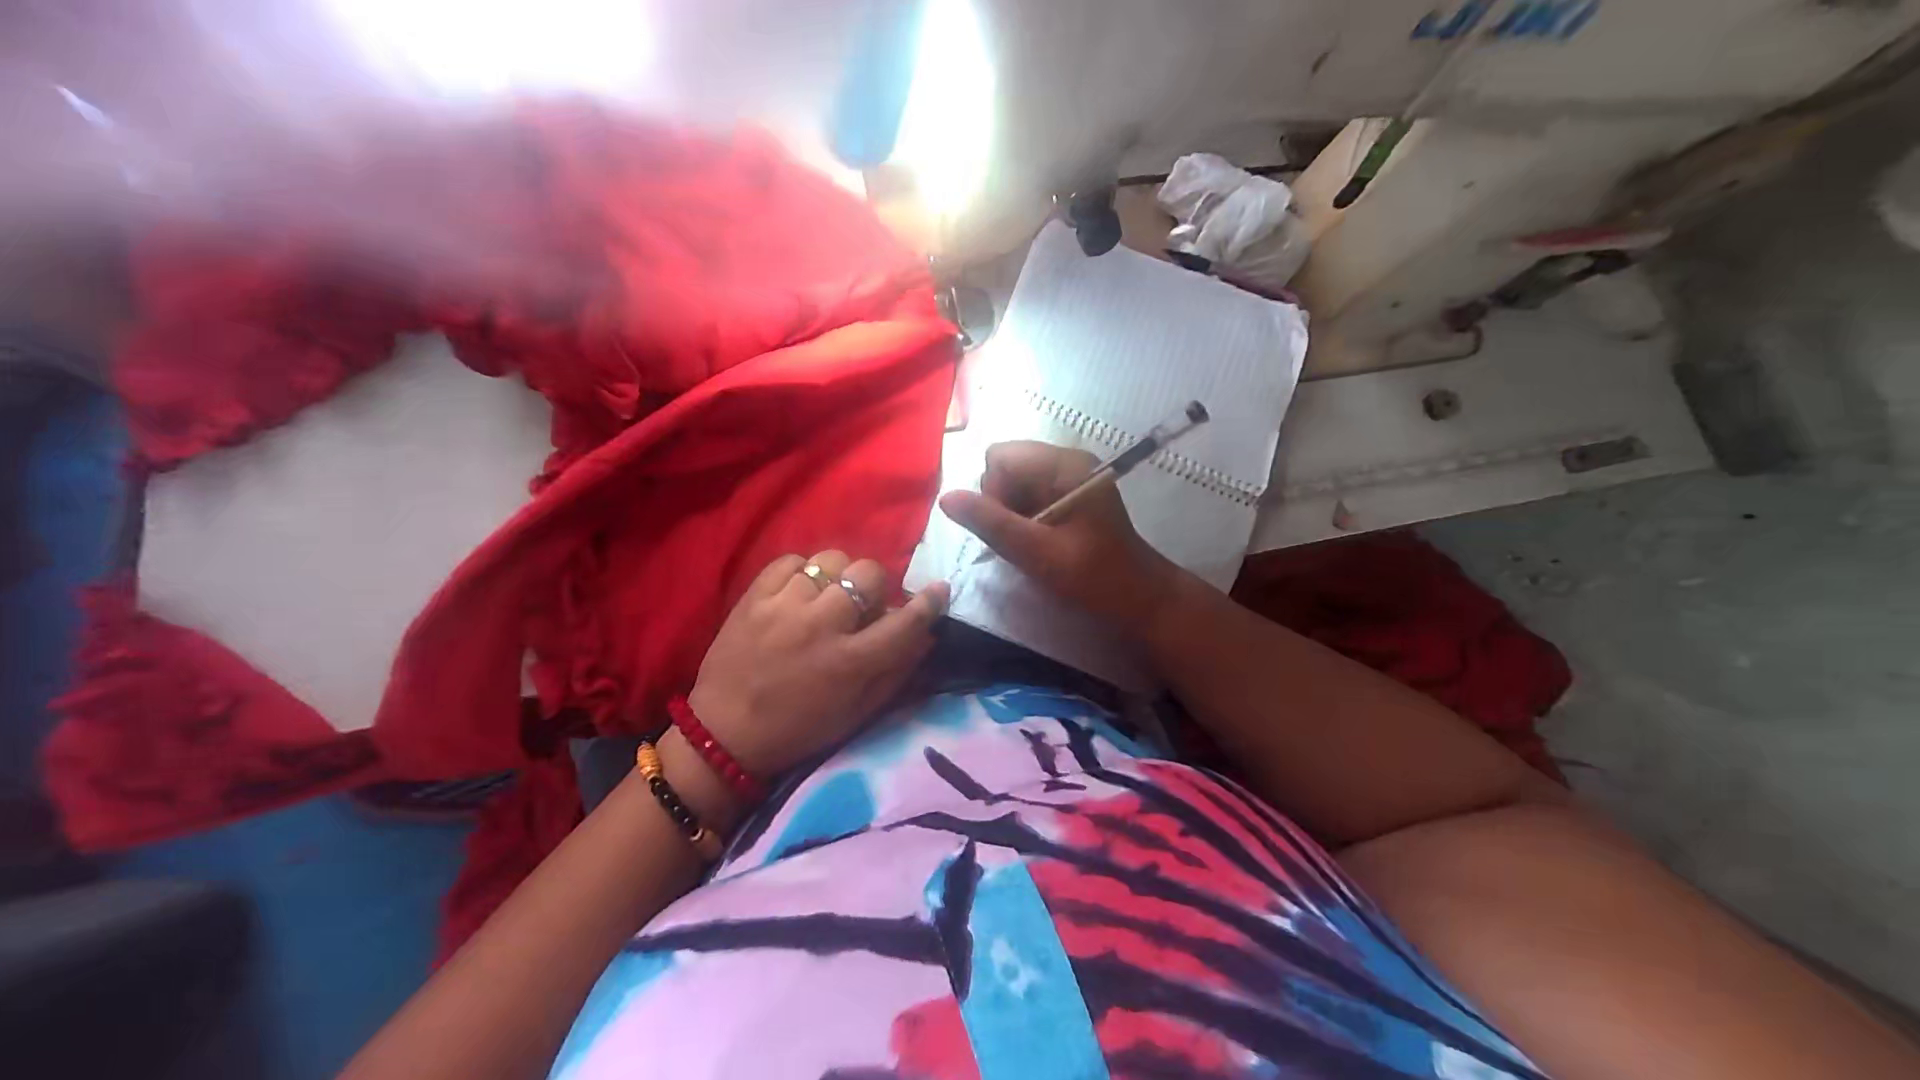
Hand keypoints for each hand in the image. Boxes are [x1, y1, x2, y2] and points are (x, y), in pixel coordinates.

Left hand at [686, 550, 949, 781]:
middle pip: (868, 575)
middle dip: (876, 586)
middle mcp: (821, 627)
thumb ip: (895, 672)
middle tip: (864, 604)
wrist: (725, 735)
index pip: (904, 621)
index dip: (929, 602)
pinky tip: (799, 591)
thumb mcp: (856, 713)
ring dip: (839, 576)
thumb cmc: (800, 730)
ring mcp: (783, 607)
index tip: (939, 589)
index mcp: (850, 663)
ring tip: (828, 594)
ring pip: (830, 560)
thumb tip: (927, 636)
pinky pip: (789, 561)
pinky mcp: (753, 598)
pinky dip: (801, 572)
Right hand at [938, 440, 1183, 630]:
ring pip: (1013, 482)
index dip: (992, 492)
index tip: (1009, 529)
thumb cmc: (1093, 577)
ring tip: (1031, 544)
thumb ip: (991, 523)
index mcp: (1065, 465)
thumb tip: (946, 497)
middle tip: (1021, 540)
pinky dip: (1022, 517)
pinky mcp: (1068, 493)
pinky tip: (1037, 542)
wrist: (1139, 599)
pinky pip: (1027, 494)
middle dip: (1000, 503)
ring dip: (1010, 513)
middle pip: (1005, 466)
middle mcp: (1066, 460)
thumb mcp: (1037, 553)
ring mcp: (1068, 476)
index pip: (1000, 457)